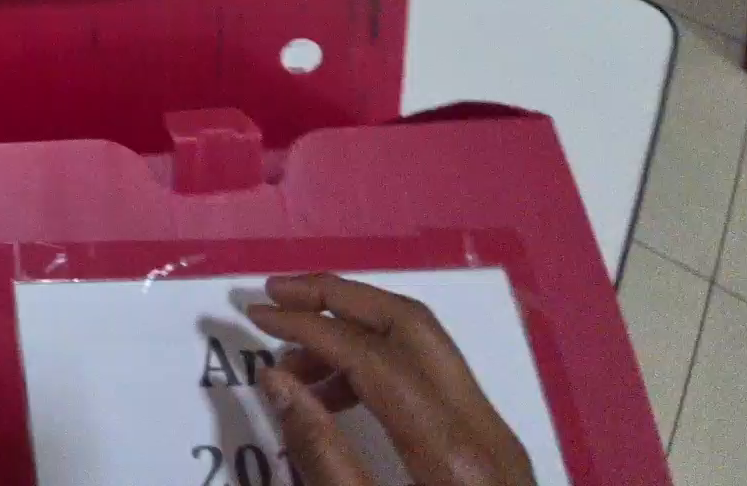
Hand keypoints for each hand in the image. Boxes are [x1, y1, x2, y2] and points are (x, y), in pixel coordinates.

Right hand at [245, 273, 534, 485]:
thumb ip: (321, 454)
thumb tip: (274, 377)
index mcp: (456, 452)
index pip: (371, 352)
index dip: (306, 324)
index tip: (253, 314)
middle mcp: (485, 427)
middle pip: (409, 322)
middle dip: (335, 296)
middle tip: (276, 292)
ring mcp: (493, 435)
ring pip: (420, 341)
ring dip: (351, 326)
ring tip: (294, 357)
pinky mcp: (489, 447)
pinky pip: (425, 374)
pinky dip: (372, 359)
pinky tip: (332, 391)